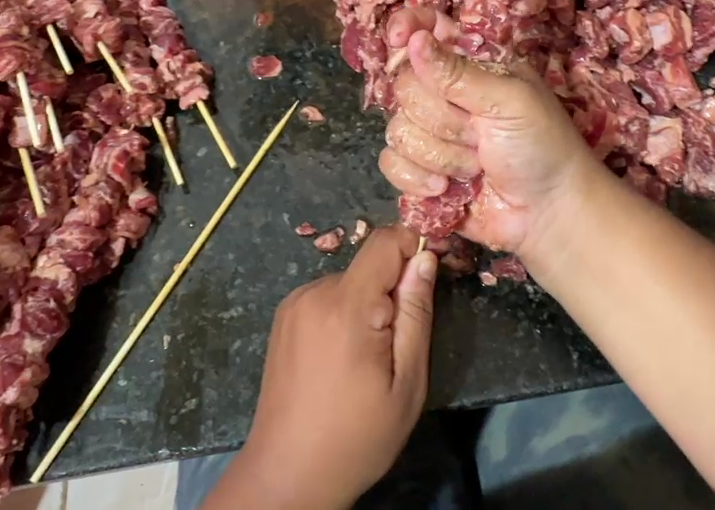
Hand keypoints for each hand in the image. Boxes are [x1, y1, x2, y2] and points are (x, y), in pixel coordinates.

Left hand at [209, 227, 437, 509]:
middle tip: (397, 344)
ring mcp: (294, 303)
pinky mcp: (283, 317)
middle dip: (391, 291)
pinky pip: (327, 297)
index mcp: (346, 305)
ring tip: (366, 360)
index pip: (385, 242)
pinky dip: (343, 314)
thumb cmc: (357, 435)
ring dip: (366, 305)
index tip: (431, 277)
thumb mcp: (406, 382)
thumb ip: (416, 314)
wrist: (288, 473)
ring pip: (348, 282)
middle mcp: (314, 292)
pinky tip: (341, 359)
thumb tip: (425, 259)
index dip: (414, 247)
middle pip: (368, 265)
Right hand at [378, 7, 597, 252]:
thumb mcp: (510, 101)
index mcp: (470, 63)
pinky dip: (418, 180)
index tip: (401, 43)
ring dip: (440, 155)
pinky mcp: (419, 170)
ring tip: (475, 166)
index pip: (426, 28)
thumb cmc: (542, 146)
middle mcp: (444, 92)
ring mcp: (429, 131)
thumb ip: (458, 73)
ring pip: (397, 128)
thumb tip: (414, 40)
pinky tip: (447, 190)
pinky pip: (391, 163)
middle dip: (442, 118)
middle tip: (479, 134)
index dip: (407, 28)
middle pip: (403, 85)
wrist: (548, 214)